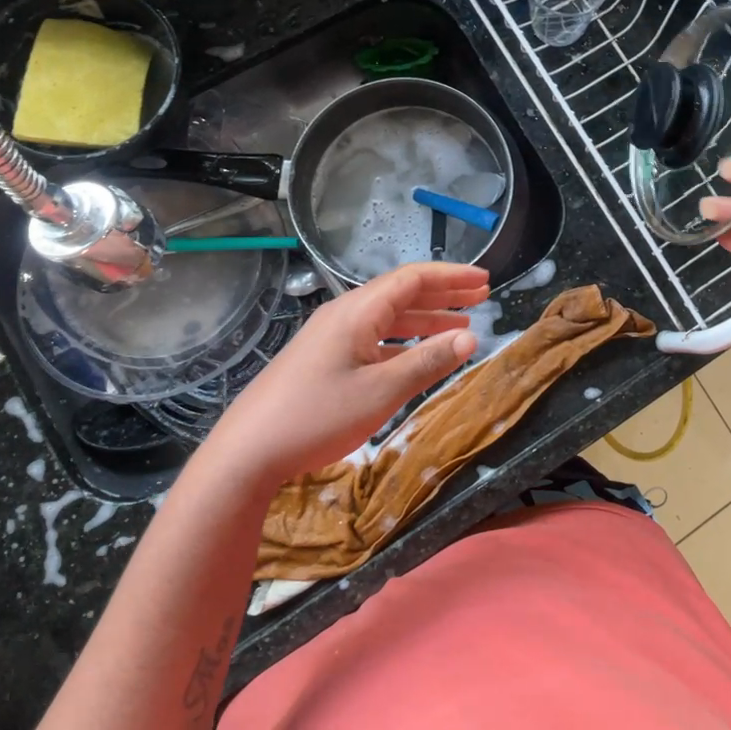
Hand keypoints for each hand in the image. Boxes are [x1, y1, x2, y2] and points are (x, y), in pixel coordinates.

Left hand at [213, 262, 489, 479]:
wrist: (246, 453)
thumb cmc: (317, 417)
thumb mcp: (380, 392)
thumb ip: (427, 362)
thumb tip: (471, 338)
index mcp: (357, 312)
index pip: (412, 280)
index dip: (451, 277)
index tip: (484, 281)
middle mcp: (344, 315)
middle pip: (401, 294)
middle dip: (443, 295)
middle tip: (481, 297)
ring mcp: (331, 338)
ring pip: (387, 318)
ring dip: (425, 320)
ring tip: (461, 328)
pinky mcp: (323, 361)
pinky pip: (374, 338)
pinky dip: (403, 342)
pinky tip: (418, 356)